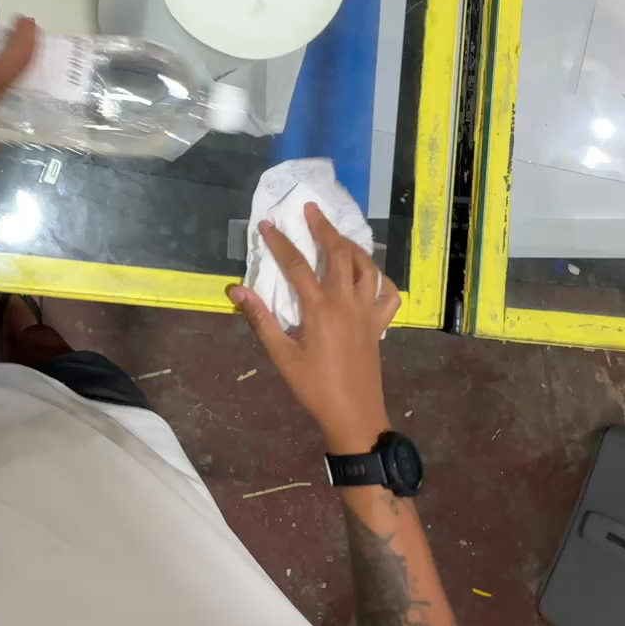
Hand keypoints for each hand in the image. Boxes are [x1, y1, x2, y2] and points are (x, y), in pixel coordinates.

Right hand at [228, 203, 400, 453]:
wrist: (355, 416)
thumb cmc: (314, 387)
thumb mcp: (281, 355)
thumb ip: (260, 319)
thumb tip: (236, 290)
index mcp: (320, 309)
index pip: (297, 265)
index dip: (280, 242)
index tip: (267, 224)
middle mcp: (347, 302)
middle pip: (338, 254)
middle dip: (324, 228)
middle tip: (311, 210)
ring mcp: (368, 312)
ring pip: (366, 266)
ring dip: (351, 245)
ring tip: (337, 234)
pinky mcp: (380, 324)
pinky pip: (388, 292)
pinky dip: (379, 277)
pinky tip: (369, 273)